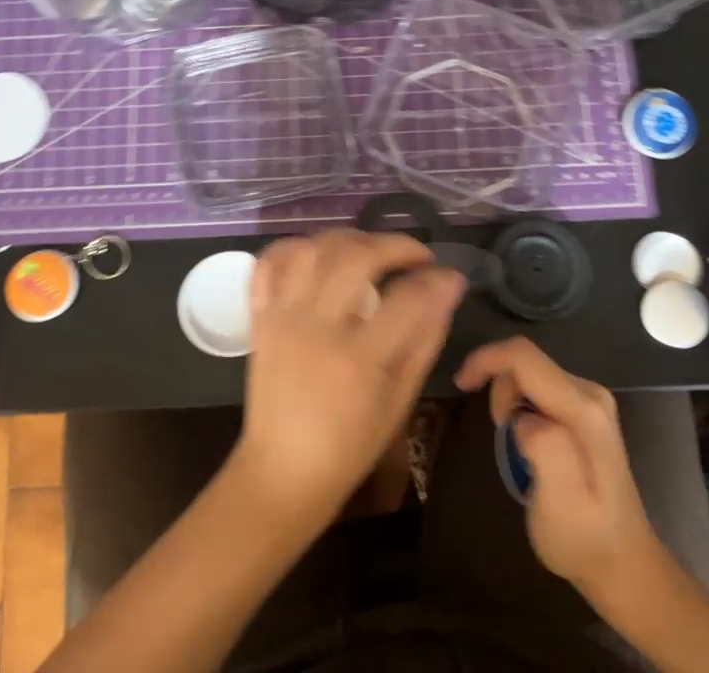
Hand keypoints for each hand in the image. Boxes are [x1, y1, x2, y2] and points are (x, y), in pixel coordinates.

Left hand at [233, 230, 464, 519]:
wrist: (283, 469)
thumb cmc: (349, 446)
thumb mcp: (400, 401)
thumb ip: (424, 340)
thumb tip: (448, 288)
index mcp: (357, 360)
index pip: (406, 297)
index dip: (436, 279)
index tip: (449, 276)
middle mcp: (315, 328)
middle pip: (356, 256)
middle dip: (395, 244)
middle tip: (416, 255)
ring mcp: (281, 319)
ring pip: (311, 249)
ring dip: (347, 239)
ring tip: (370, 251)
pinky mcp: (259, 319)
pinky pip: (268, 264)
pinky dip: (294, 248)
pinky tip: (320, 256)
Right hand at [455, 338, 658, 596]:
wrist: (623, 564)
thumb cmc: (584, 537)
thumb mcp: (561, 501)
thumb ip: (545, 449)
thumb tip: (523, 417)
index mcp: (583, 409)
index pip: (523, 357)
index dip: (485, 361)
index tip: (461, 387)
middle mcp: (590, 394)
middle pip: (525, 363)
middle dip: (498, 391)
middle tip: (501, 439)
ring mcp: (590, 402)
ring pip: (529, 375)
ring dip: (508, 402)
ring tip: (514, 448)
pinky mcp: (585, 413)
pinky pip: (538, 390)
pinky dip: (519, 408)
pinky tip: (525, 443)